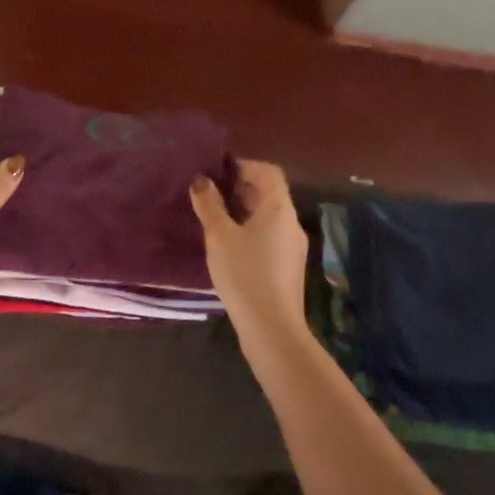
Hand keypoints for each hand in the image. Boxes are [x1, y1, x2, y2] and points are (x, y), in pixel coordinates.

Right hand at [191, 161, 310, 344]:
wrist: (271, 328)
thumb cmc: (245, 273)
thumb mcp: (219, 236)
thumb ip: (209, 205)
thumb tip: (201, 180)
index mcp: (279, 209)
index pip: (269, 172)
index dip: (244, 166)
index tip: (218, 173)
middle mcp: (291, 223)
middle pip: (270, 194)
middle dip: (241, 189)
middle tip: (211, 195)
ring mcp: (293, 247)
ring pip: (269, 217)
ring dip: (244, 212)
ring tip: (216, 220)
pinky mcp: (288, 267)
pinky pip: (270, 237)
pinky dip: (251, 231)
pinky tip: (230, 246)